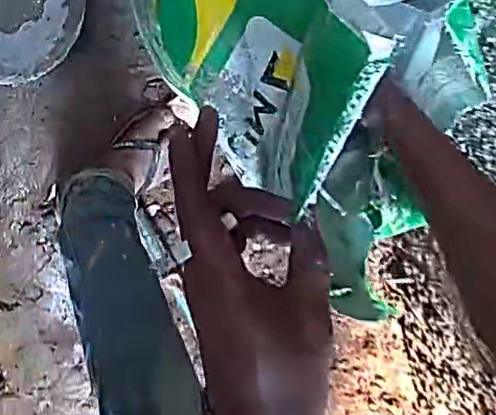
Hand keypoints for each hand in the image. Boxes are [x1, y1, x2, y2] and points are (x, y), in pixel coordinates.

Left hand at [168, 107, 332, 414]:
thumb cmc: (282, 373)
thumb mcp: (306, 316)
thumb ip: (307, 262)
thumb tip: (309, 221)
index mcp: (215, 268)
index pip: (193, 202)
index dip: (189, 160)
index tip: (187, 124)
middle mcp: (202, 267)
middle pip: (201, 201)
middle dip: (207, 160)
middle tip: (212, 121)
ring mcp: (207, 279)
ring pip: (217, 220)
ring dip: (246, 205)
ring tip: (287, 213)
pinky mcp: (217, 290)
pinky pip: (225, 241)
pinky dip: (248, 228)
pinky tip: (281, 234)